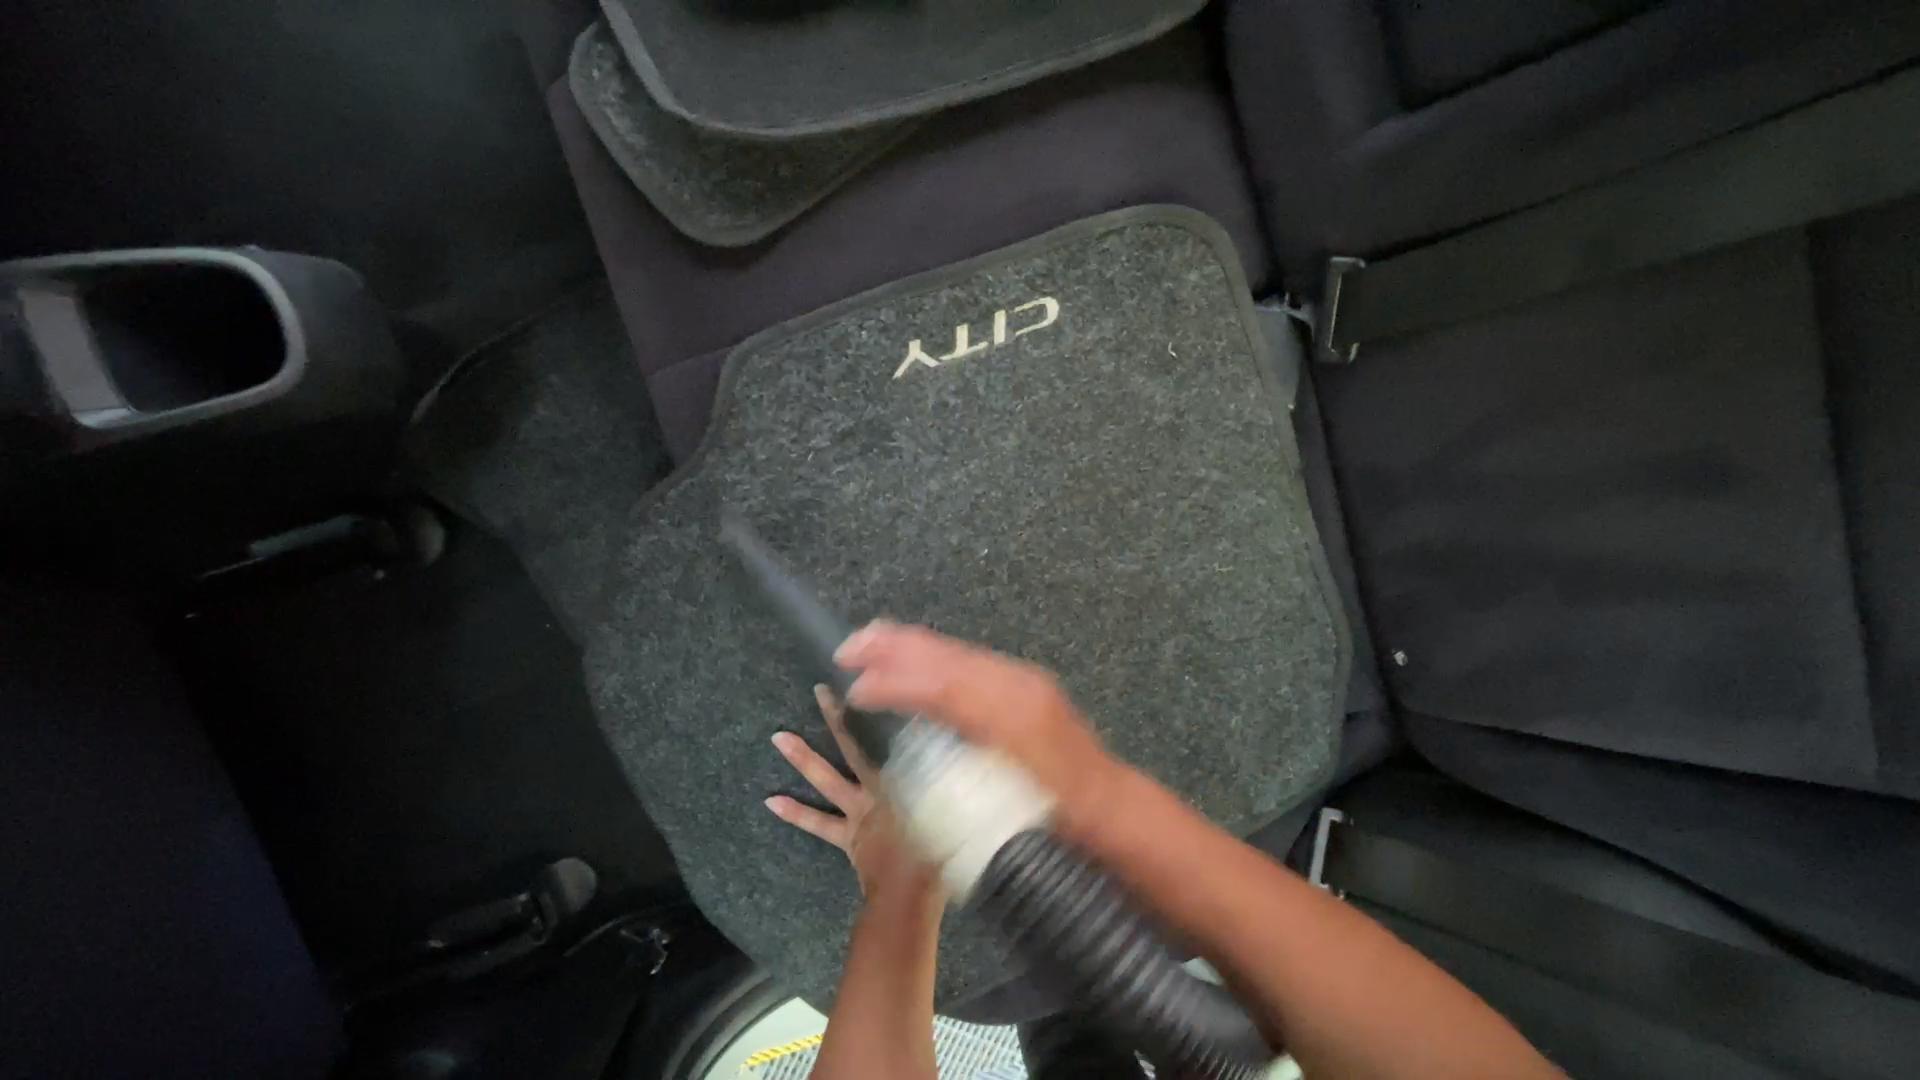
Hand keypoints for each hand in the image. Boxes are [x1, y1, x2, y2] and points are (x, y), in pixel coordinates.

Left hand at [767, 684, 933, 898]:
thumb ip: (950, 780)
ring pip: (827, 779)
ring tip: (777, 737)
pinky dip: (795, 812)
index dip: (881, 709)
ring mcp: (858, 813)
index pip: (890, 736)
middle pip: (853, 747)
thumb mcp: (952, 809)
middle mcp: (877, 789)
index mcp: (903, 779)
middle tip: (819, 691)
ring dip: (802, 758)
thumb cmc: (939, 852)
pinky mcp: (848, 837)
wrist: (912, 895)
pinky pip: (818, 823)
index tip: (871, 681)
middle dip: (836, 719)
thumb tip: (964, 748)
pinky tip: (770, 800)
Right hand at [833, 621, 1126, 843]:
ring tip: (868, 640)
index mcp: (1009, 718)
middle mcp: (1015, 686)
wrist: (1106, 803)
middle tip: (847, 649)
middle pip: (944, 655)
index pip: (941, 688)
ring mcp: (1022, 677)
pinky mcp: (1024, 679)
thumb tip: (901, 756)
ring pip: (955, 650)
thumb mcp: (998, 808)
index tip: (855, 688)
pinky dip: (932, 653)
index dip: (894, 684)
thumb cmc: (1052, 816)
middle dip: (892, 647)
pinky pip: (968, 657)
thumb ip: (951, 777)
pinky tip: (911, 656)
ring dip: (908, 645)